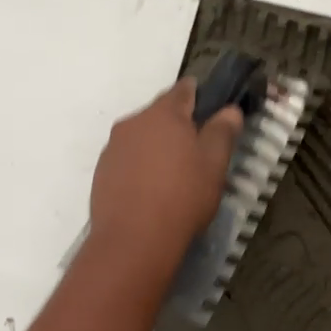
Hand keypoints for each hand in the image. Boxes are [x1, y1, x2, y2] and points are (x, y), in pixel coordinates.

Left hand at [87, 79, 242, 265]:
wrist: (133, 241)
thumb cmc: (182, 196)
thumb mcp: (215, 164)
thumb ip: (223, 131)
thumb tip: (229, 109)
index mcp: (163, 113)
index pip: (184, 89)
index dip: (201, 97)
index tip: (214, 115)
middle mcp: (132, 122)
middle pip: (160, 115)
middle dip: (178, 128)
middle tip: (198, 155)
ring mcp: (112, 148)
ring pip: (141, 139)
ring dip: (157, 149)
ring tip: (174, 178)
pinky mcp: (101, 173)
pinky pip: (127, 161)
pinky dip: (140, 169)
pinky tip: (151, 193)